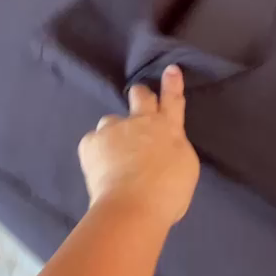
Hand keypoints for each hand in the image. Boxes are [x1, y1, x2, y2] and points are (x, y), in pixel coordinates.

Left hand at [78, 66, 199, 228]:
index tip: (170, 69)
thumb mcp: (184, 169)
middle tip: (138, 99)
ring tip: (114, 157)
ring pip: (111, 121)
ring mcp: (114, 129)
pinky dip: (95, 153)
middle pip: (140, 97)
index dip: (171, 83)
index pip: (173, 101)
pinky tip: (99, 170)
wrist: (133, 207)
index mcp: (168, 130)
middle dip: (139, 94)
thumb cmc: (167, 194)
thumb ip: (173, 150)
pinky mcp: (91, 142)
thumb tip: (163, 147)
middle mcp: (141, 122)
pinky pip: (93, 142)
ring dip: (113, 133)